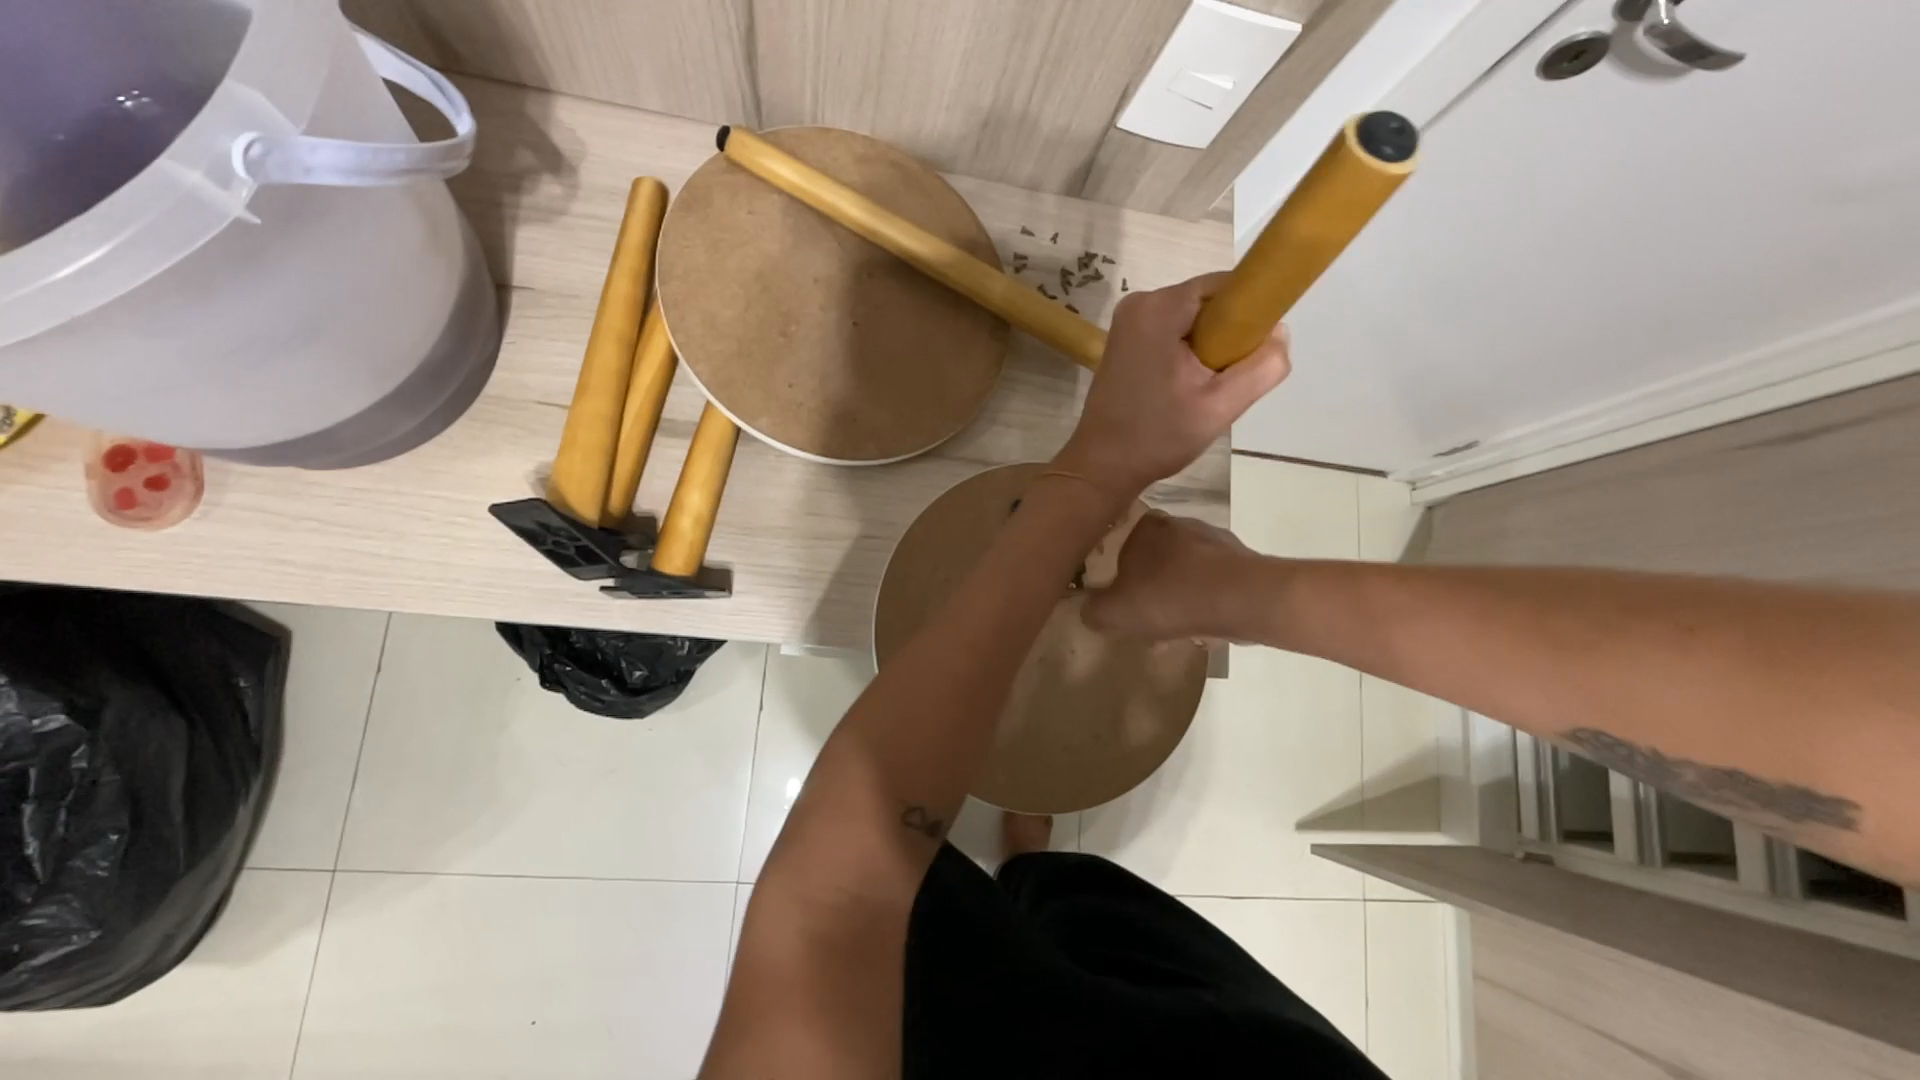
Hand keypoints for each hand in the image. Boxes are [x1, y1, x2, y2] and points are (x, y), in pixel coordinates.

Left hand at [1056, 273, 1290, 495]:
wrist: (1103, 466)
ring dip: (1209, 349)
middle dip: (1228, 336)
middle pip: (1207, 303)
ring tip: (1204, 389)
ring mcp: (1128, 323)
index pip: (1225, 286)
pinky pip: (1172, 335)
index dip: (1251, 312)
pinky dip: (1188, 356)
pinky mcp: (1124, 342)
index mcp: (1159, 307)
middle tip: (1227, 380)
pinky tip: (1185, 390)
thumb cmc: (1158, 436)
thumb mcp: (1221, 405)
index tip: (1257, 350)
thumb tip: (1281, 332)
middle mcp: (1139, 304)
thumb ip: (1262, 366)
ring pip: (1191, 321)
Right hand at [1084, 511, 1255, 642]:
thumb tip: (1089, 610)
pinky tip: (1202, 625)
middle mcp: (1177, 523)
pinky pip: (1211, 582)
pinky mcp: (1239, 559)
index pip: (1118, 543)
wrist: (1239, 599)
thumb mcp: (1113, 613)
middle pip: (1152, 557)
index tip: (1117, 598)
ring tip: (1175, 629)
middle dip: (1147, 586)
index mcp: (1143, 526)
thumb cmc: (1168, 597)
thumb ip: (1093, 610)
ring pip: (1183, 570)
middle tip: (1144, 618)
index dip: (1115, 573)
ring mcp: (1212, 539)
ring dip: (1177, 595)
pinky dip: (1204, 600)